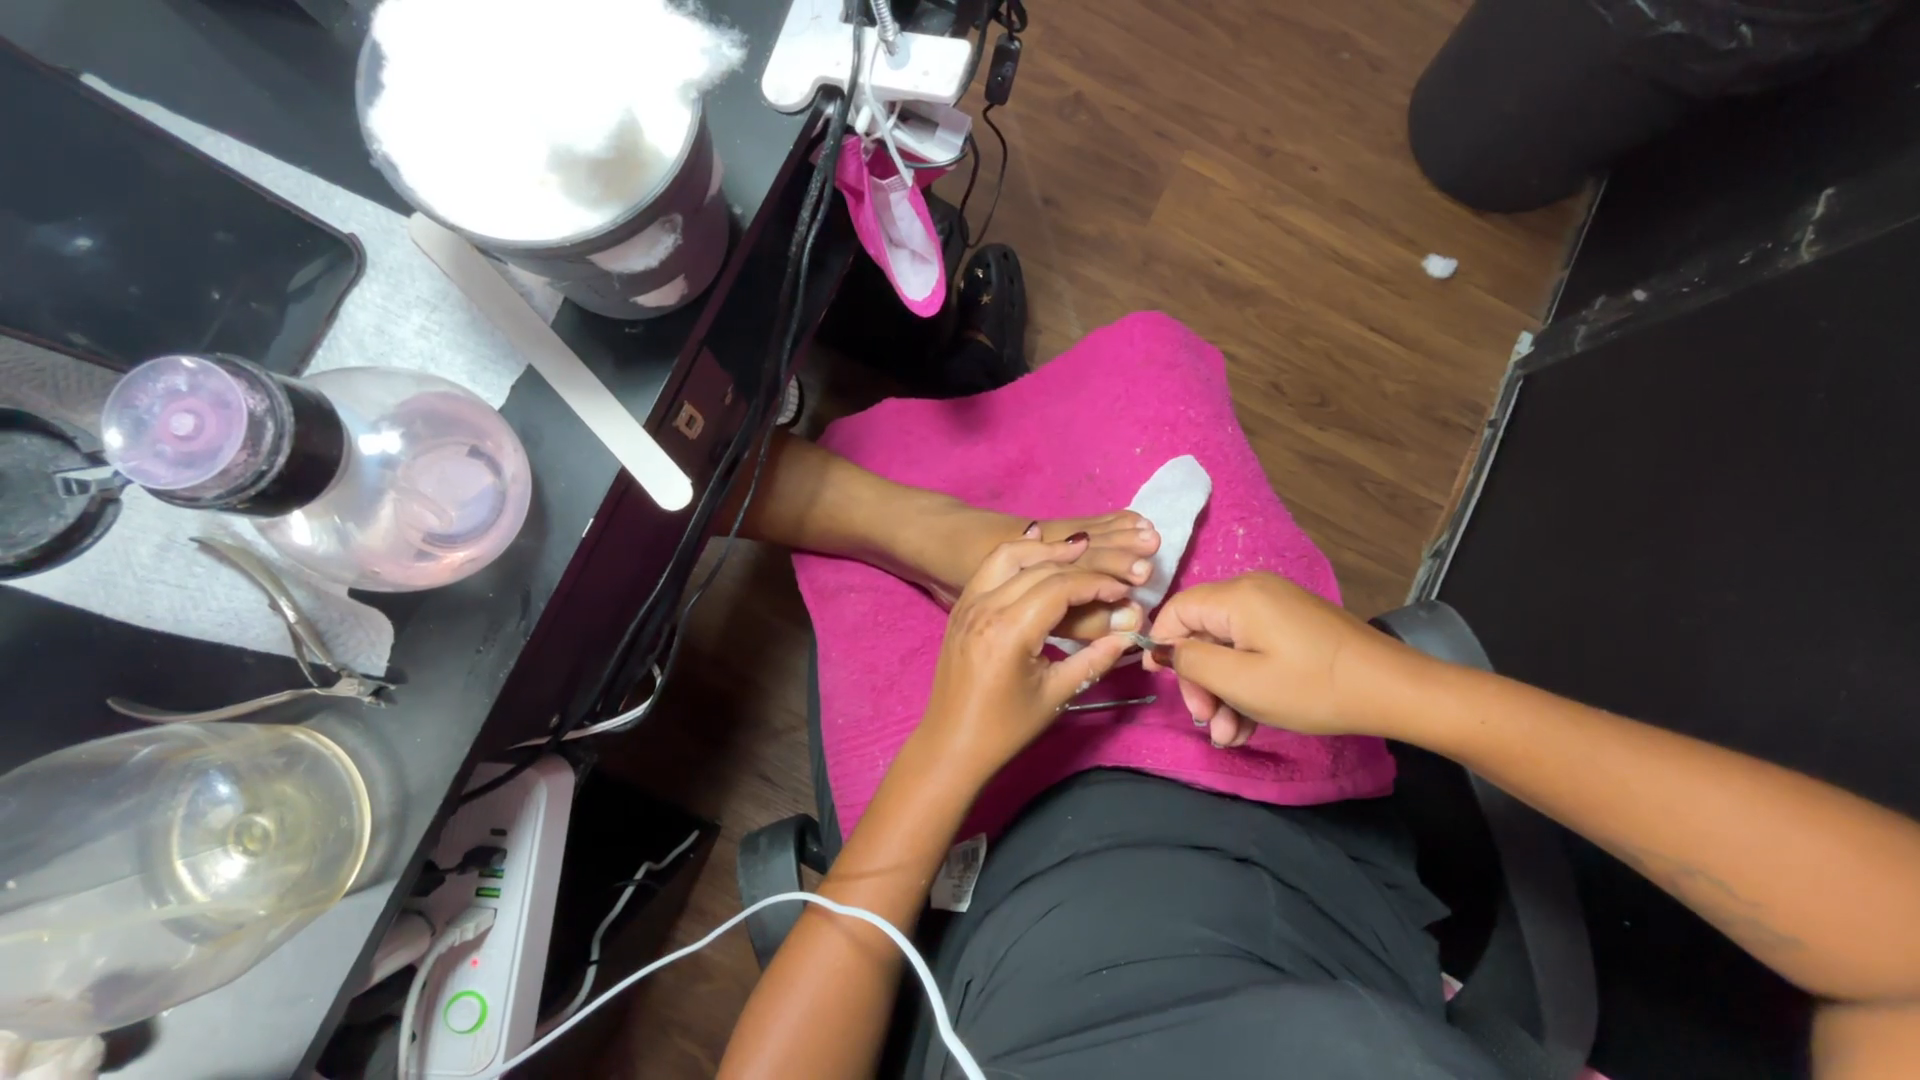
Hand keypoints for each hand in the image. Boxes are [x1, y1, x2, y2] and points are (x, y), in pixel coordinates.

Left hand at [918, 532, 1137, 777]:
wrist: (951, 744)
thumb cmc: (1005, 728)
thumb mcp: (1056, 696)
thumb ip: (1094, 660)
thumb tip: (1128, 634)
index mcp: (1009, 631)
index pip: (1061, 587)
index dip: (1097, 583)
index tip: (1125, 589)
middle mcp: (985, 607)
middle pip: (1040, 568)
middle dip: (1080, 566)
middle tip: (1113, 572)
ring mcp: (968, 604)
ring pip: (1010, 556)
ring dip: (1046, 549)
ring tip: (1080, 548)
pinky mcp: (960, 608)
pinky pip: (990, 568)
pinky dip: (1017, 555)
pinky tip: (1038, 549)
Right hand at [1142, 572, 1420, 746]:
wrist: (1393, 690)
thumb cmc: (1311, 686)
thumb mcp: (1241, 682)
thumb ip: (1191, 662)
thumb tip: (1164, 650)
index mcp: (1236, 596)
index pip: (1176, 610)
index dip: (1161, 646)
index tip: (1164, 686)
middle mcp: (1254, 592)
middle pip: (1203, 633)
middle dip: (1200, 681)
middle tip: (1208, 723)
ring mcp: (1277, 609)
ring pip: (1229, 649)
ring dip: (1223, 693)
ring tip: (1230, 735)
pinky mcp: (1294, 627)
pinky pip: (1253, 652)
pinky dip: (1246, 685)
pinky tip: (1248, 725)